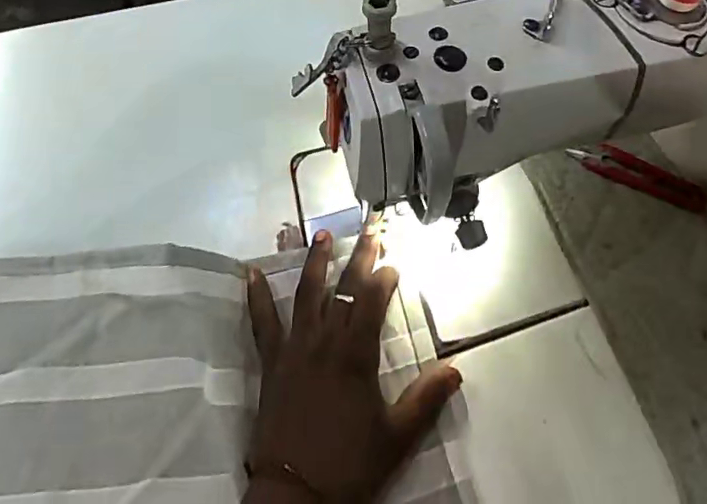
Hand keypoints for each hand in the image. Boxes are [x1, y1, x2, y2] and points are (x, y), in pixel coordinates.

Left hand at [245, 228, 461, 503]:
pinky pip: (261, 320)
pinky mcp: (271, 359)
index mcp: (356, 355)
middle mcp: (324, 340)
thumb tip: (456, 370)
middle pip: (343, 288)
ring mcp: (294, 346)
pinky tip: (251, 272)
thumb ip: (426, 400)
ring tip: (320, 234)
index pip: (372, 303)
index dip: (384, 278)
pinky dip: (256, 295)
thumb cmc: (351, 464)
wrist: (298, 490)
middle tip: (368, 228)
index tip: (394, 261)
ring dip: (313, 261)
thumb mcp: (397, 437)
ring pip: (305, 293)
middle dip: (358, 256)